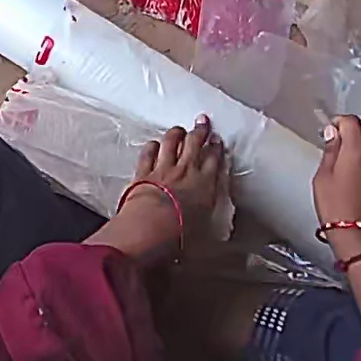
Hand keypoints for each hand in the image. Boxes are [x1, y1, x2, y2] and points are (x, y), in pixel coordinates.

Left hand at [88, 115, 226, 263]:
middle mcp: (186, 171)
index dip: (217, 149)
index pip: (215, 161)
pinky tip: (153, 144)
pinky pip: (148, 152)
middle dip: (200, 130)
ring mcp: (163, 168)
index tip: (218, 142)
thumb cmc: (181, 235)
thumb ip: (211, 230)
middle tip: (202, 121)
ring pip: (171, 142)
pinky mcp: (143, 172)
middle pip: (194, 143)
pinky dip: (152, 146)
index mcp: (205, 185)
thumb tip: (217, 240)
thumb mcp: (205, 235)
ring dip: (176, 133)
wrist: (151, 228)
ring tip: (179, 129)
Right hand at [312, 115, 360, 256]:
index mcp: (357, 150)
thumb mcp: (322, 178)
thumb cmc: (337, 209)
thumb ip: (330, 152)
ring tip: (351, 183)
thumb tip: (335, 134)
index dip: (340, 124)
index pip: (351, 122)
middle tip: (337, 165)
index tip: (332, 132)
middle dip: (351, 147)